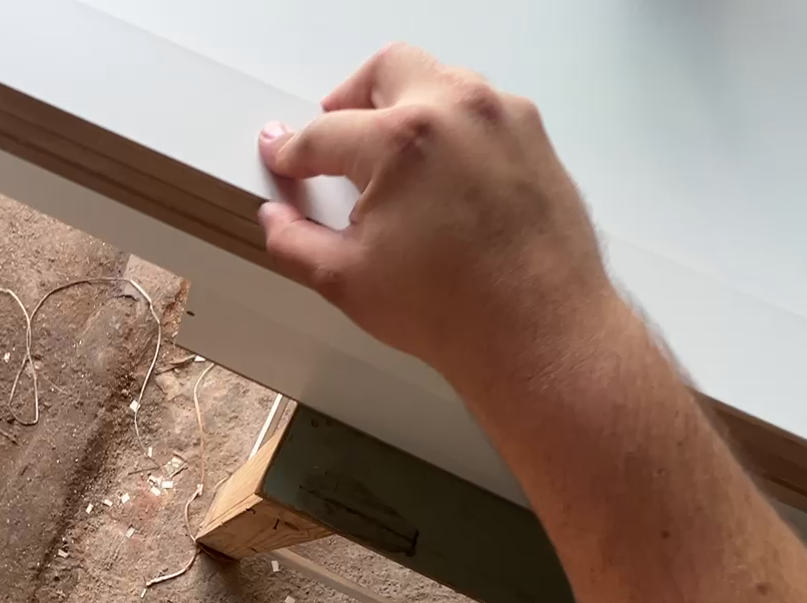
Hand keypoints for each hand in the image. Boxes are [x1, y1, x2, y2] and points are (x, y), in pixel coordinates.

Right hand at [259, 44, 621, 396]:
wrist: (532, 329)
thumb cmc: (443, 308)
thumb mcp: (343, 280)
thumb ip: (293, 242)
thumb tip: (273, 218)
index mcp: (401, 140)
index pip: (324, 133)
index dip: (291, 150)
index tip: (280, 156)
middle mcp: (455, 108)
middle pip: (386, 69)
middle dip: (347, 99)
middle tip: (332, 140)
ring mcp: (502, 116)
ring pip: (437, 80)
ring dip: (399, 108)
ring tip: (384, 162)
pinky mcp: (533, 136)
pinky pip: (477, 109)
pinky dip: (443, 127)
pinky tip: (433, 177)